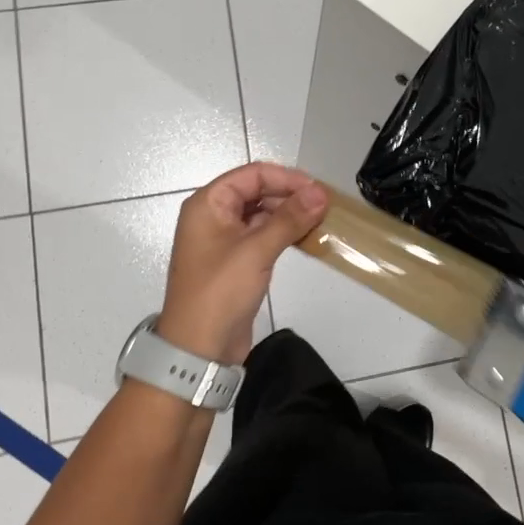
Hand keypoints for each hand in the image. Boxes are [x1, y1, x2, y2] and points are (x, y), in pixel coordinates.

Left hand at [154, 163, 327, 365]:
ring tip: (322, 221)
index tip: (318, 190)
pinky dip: (285, 234)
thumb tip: (320, 193)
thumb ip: (289, 219)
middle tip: (325, 207)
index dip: (287, 178)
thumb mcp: (256, 251)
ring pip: (262, 214)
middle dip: (291, 195)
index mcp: (208, 204)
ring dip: (290, 215)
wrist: (198, 349)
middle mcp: (214, 216)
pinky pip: (263, 235)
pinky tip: (308, 239)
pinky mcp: (236, 260)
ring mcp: (224, 239)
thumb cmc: (220, 292)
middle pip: (257, 191)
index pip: (252, 175)